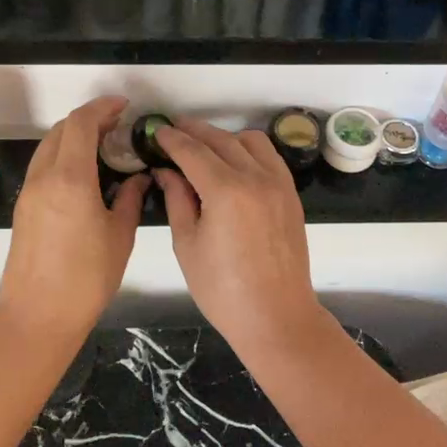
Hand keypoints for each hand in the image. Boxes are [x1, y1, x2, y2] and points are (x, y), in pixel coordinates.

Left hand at [0, 96, 150, 336]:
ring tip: (103, 147)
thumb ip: (130, 199)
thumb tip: (137, 178)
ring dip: (73, 137)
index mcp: (70, 178)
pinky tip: (85, 174)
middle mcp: (44, 178)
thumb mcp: (120, 236)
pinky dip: (63, 157)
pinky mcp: (23, 208)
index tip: (124, 107)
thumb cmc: (86, 279)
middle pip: (61, 129)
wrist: (37, 315)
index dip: (102, 107)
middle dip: (89, 119)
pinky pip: (43, 167)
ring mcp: (29, 192)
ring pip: (48, 147)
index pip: (81, 123)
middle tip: (118, 127)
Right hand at [154, 120, 325, 348]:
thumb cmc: (222, 290)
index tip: (156, 131)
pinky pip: (269, 157)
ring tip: (203, 146)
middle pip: (221, 140)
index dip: (171, 139)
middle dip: (194, 132)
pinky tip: (234, 161)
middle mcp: (255, 178)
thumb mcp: (187, 244)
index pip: (193, 151)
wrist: (276, 316)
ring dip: (224, 137)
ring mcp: (278, 184)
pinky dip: (249, 150)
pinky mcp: (291, 194)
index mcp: (226, 191)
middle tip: (173, 130)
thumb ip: (177, 199)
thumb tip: (167, 171)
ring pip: (250, 141)